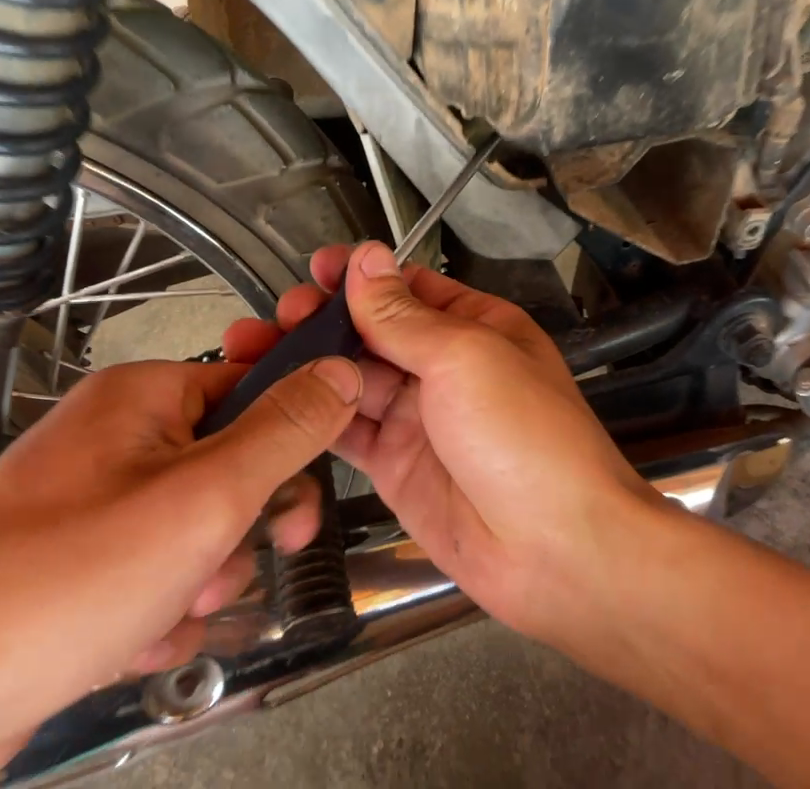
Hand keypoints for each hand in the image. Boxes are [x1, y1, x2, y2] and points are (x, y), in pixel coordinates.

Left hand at [0, 356, 362, 787]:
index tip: (300, 509)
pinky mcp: (71, 565)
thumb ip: (286, 430)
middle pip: (228, 469)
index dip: (289, 448)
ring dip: (199, 580)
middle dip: (237, 533)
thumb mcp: (206, 497)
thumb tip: (343, 367)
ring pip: (195, 531)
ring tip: (162, 617)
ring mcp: (87, 505)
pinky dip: (159, 610)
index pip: (253, 392)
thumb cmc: (69, 581)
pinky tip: (132, 643)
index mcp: (142, 396)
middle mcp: (113, 439)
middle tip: (224, 570)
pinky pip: (153, 573)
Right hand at [223, 243, 668, 642]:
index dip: (361, 277)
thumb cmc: (526, 437)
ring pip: (352, 380)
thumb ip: (404, 315)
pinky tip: (275, 402)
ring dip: (308, 366)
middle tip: (276, 317)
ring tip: (255, 351)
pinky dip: (313, 416)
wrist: (554, 550)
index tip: (314, 268)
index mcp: (477, 328)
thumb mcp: (465, 358)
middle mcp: (446, 369)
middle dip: (324, 321)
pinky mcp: (396, 467)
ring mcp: (419, 420)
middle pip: (373, 333)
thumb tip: (365, 259)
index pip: (409, 289)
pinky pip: (347, 432)